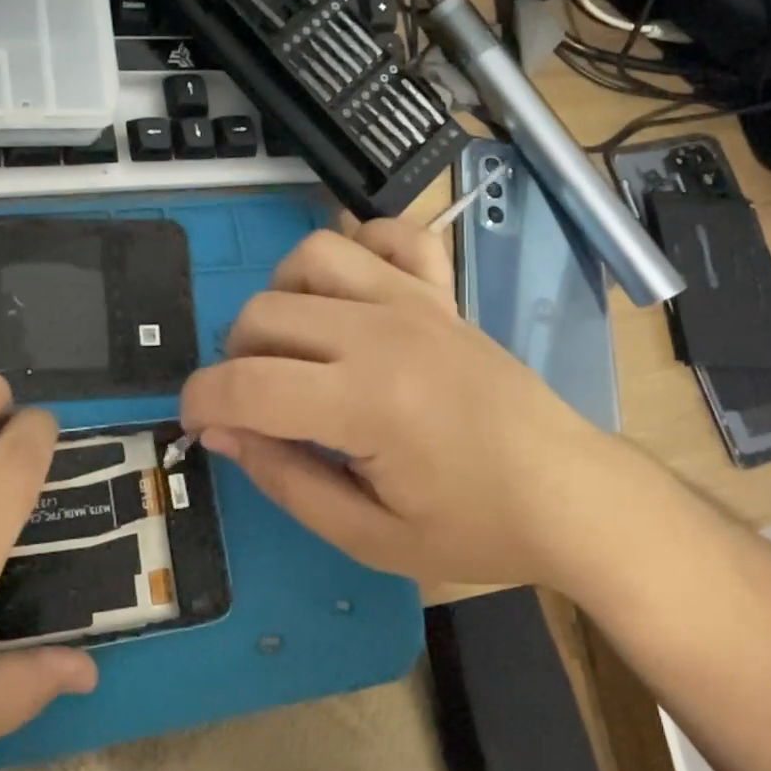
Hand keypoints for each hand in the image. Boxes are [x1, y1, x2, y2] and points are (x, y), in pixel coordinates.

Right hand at [180, 214, 647, 586]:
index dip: (200, 403)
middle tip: (258, 406)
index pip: (246, 384)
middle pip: (262, 314)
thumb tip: (221, 431)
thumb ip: (283, 480)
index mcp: (366, 403)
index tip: (197, 426)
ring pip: (311, 258)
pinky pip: (391, 235)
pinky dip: (359, 247)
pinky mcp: (440, 293)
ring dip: (281, 298)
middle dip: (234, 362)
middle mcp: (382, 334)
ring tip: (295, 345)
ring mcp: (414, 302)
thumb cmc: (474, 527)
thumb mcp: (367, 535)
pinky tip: (351, 293)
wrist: (573, 497)